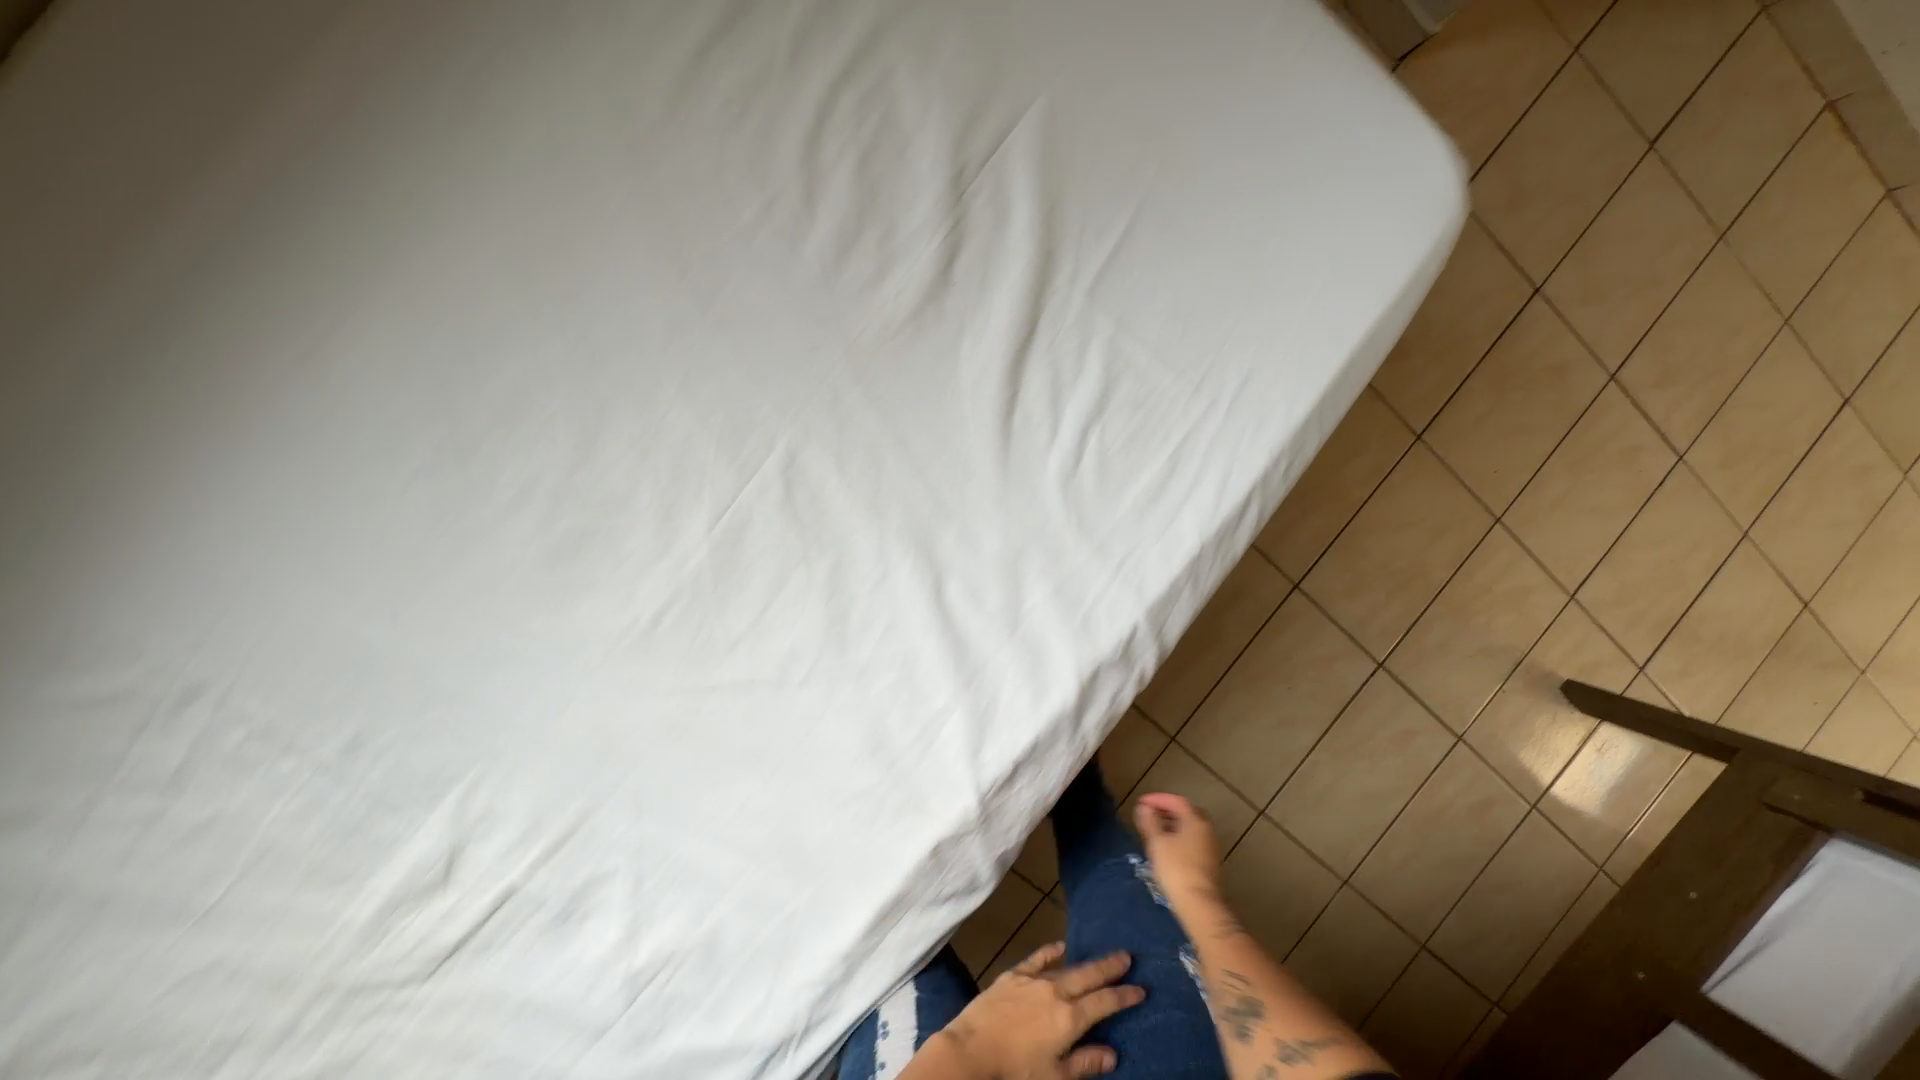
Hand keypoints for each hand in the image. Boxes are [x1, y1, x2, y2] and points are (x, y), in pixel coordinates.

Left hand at [934, 943, 1143, 1078]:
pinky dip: (1050, 951)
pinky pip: (1037, 958)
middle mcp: (1056, 992)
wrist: (973, 1049)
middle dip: (1110, 968)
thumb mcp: (1056, 1075)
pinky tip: (1060, 946)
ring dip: (1086, 963)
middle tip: (1127, 957)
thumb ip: (1085, 1062)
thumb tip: (1113, 1054)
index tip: (1141, 989)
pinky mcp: (1013, 975)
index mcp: (1071, 1018)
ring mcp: (1034, 980)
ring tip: (1102, 957)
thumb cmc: (1016, 1069)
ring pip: (1067, 968)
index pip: (1105, 1003)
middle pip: (1090, 976)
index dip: (1125, 996)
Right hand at [1133, 793, 1221, 909]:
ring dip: (1173, 823)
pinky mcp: (1209, 861)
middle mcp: (1207, 829)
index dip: (1158, 799)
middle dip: (1167, 809)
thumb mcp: (1157, 842)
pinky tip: (1168, 847)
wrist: (1198, 902)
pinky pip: (1193, 840)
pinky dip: (1179, 836)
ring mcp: (1210, 846)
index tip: (1140, 803)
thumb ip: (1150, 822)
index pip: (1177, 801)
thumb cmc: (1176, 868)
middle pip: (1187, 812)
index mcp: (1195, 820)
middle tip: (1150, 813)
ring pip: (1191, 827)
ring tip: (1155, 830)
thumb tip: (1144, 808)